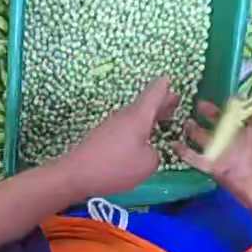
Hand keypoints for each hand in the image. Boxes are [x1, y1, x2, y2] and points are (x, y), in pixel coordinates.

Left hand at [55, 77, 178, 198]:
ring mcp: (111, 125)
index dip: (164, 87)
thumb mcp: (147, 164)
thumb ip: (155, 154)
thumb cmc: (115, 166)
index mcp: (138, 117)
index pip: (154, 94)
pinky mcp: (102, 137)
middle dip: (161, 102)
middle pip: (145, 104)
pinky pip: (126, 126)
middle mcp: (125, 116)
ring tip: (163, 118)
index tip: (169, 78)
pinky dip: (138, 127)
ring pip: (135, 115)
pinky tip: (142, 137)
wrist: (76, 173)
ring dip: (149, 115)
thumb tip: (148, 151)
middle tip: (175, 99)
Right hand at [176, 100, 251, 222]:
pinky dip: (184, 152)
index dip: (235, 105)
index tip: (227, 96)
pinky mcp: (215, 168)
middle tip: (200, 103)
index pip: (243, 115)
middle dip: (210, 113)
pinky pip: (197, 159)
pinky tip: (173, 144)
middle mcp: (239, 141)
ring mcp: (226, 154)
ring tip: (185, 121)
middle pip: (221, 124)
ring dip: (194, 130)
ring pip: (206, 139)